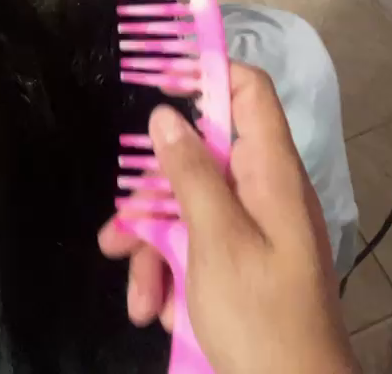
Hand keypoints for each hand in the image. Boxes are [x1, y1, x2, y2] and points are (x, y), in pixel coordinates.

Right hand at [98, 63, 357, 373]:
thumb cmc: (262, 318)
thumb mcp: (217, 242)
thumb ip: (191, 173)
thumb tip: (165, 114)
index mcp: (270, 172)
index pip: (248, 91)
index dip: (205, 73)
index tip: (158, 79)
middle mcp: (261, 190)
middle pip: (199, 158)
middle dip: (155, 195)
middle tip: (121, 225)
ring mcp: (250, 228)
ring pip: (186, 207)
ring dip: (153, 248)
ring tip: (136, 294)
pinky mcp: (238, 261)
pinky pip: (194, 245)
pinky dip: (170, 273)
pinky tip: (156, 310)